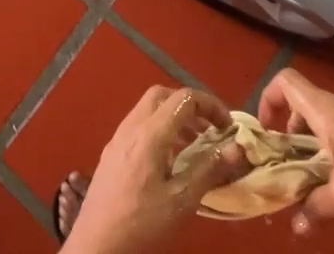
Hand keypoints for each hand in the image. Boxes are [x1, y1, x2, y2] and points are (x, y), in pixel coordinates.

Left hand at [60, 86, 248, 253]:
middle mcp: (130, 127)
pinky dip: (158, 130)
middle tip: (208, 128)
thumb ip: (210, 169)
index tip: (228, 128)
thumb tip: (238, 147)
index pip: (184, 98)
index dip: (211, 105)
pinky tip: (168, 160)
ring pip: (148, 110)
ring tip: (193, 144)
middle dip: (189, 105)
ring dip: (173, 118)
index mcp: (149, 133)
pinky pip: (138, 127)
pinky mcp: (111, 154)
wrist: (95, 247)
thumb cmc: (141, 223)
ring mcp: (117, 139)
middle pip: (162, 96)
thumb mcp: (181, 200)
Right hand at [258, 67, 333, 232]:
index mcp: (329, 113)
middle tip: (283, 165)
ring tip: (308, 179)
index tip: (266, 135)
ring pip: (322, 120)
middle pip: (302, 102)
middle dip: (285, 130)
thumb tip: (296, 225)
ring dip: (307, 144)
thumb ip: (315, 208)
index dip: (268, 99)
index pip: (287, 81)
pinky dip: (328, 151)